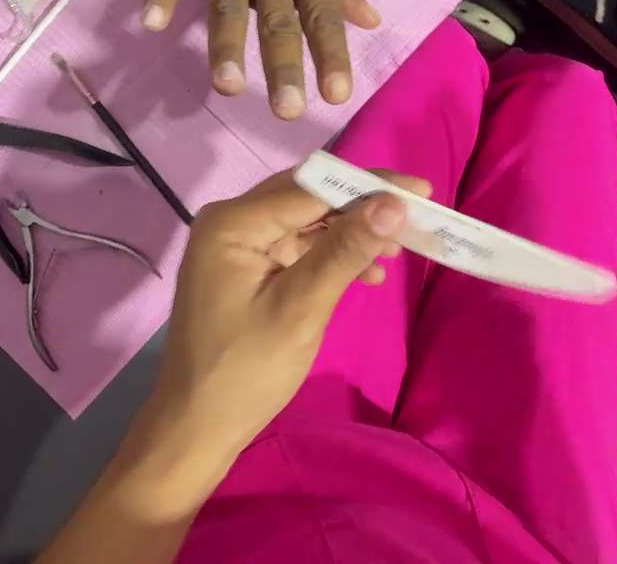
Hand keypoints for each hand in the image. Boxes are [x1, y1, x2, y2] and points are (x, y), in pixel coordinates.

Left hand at [36, 174, 413, 560]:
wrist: (196, 430)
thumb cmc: (245, 372)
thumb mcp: (301, 308)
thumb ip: (345, 251)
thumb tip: (393, 203)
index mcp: (233, 222)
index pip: (312, 187)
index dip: (369, 186)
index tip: (420, 191)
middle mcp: (232, 220)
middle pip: (309, 196)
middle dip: (362, 205)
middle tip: (414, 214)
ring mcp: (237, 243)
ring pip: (307, 219)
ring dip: (351, 231)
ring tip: (397, 247)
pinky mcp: (248, 265)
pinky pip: (297, 244)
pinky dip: (332, 254)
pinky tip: (367, 273)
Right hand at [143, 0, 380, 119]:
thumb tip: (368, 23)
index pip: (323, 16)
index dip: (331, 55)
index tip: (337, 96)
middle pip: (277, 18)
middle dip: (283, 65)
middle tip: (287, 110)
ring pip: (228, 2)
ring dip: (226, 44)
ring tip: (228, 85)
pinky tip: (152, 23)